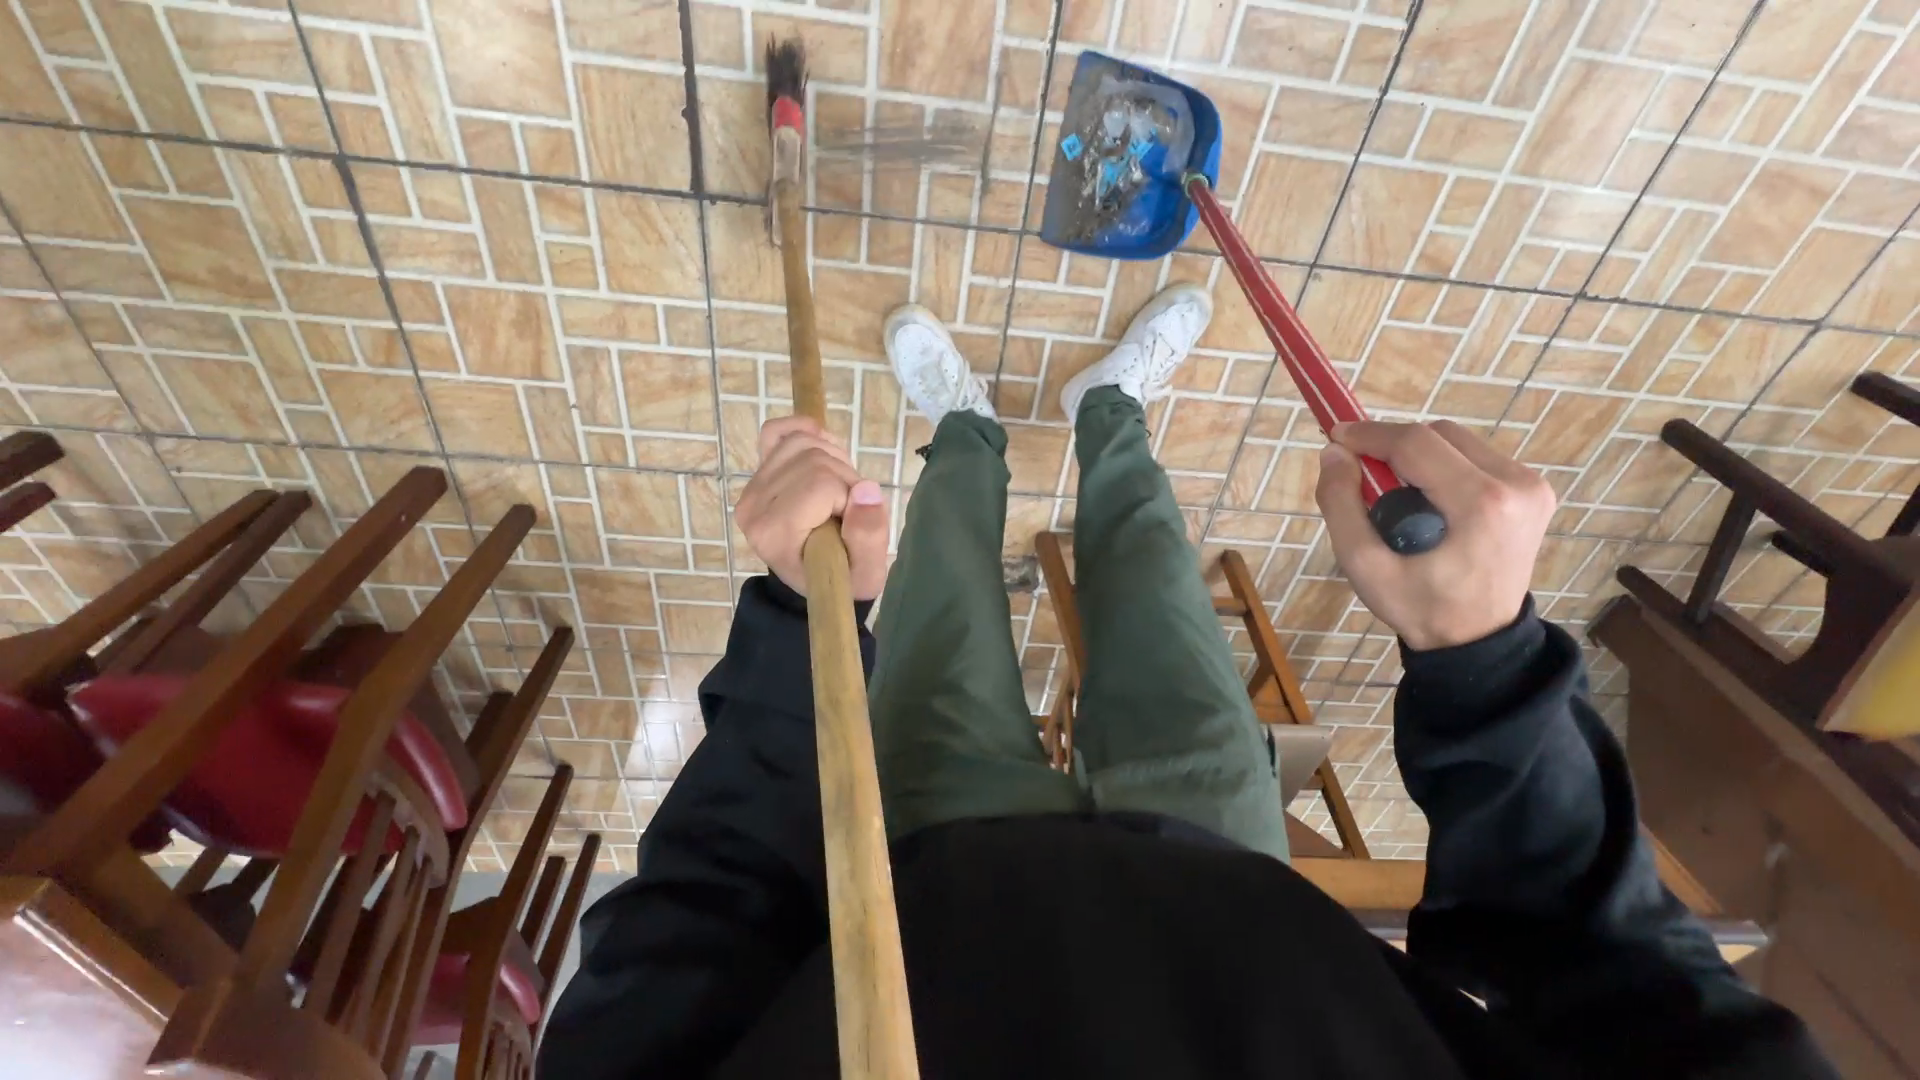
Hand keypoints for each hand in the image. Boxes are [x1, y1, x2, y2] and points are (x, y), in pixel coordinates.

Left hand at [736, 416, 889, 600]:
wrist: (819, 577)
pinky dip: (803, 430)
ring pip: (802, 441)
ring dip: (834, 459)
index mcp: (775, 535)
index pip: (820, 484)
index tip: (853, 521)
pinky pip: (775, 433)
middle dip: (845, 478)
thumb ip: (869, 537)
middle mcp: (754, 507)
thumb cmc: (843, 578)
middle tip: (851, 509)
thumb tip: (866, 489)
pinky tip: (824, 445)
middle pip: (813, 459)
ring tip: (842, 490)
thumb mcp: (866, 573)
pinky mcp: (760, 473)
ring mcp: (753, 487)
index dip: (849, 495)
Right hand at [1314, 420, 1554, 651]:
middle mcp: (1516, 484)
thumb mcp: (1363, 566)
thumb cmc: (1419, 607)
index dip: (1369, 435)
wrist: (1478, 639)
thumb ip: (1340, 505)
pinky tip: (1424, 498)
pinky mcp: (1533, 490)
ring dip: (1416, 454)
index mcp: (1480, 503)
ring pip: (1457, 441)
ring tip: (1392, 493)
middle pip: (1439, 434)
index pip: (1416, 443)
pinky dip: (1440, 465)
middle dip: (1392, 445)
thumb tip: (1333, 453)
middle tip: (1359, 472)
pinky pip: (1474, 457)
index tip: (1334, 436)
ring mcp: (1531, 485)